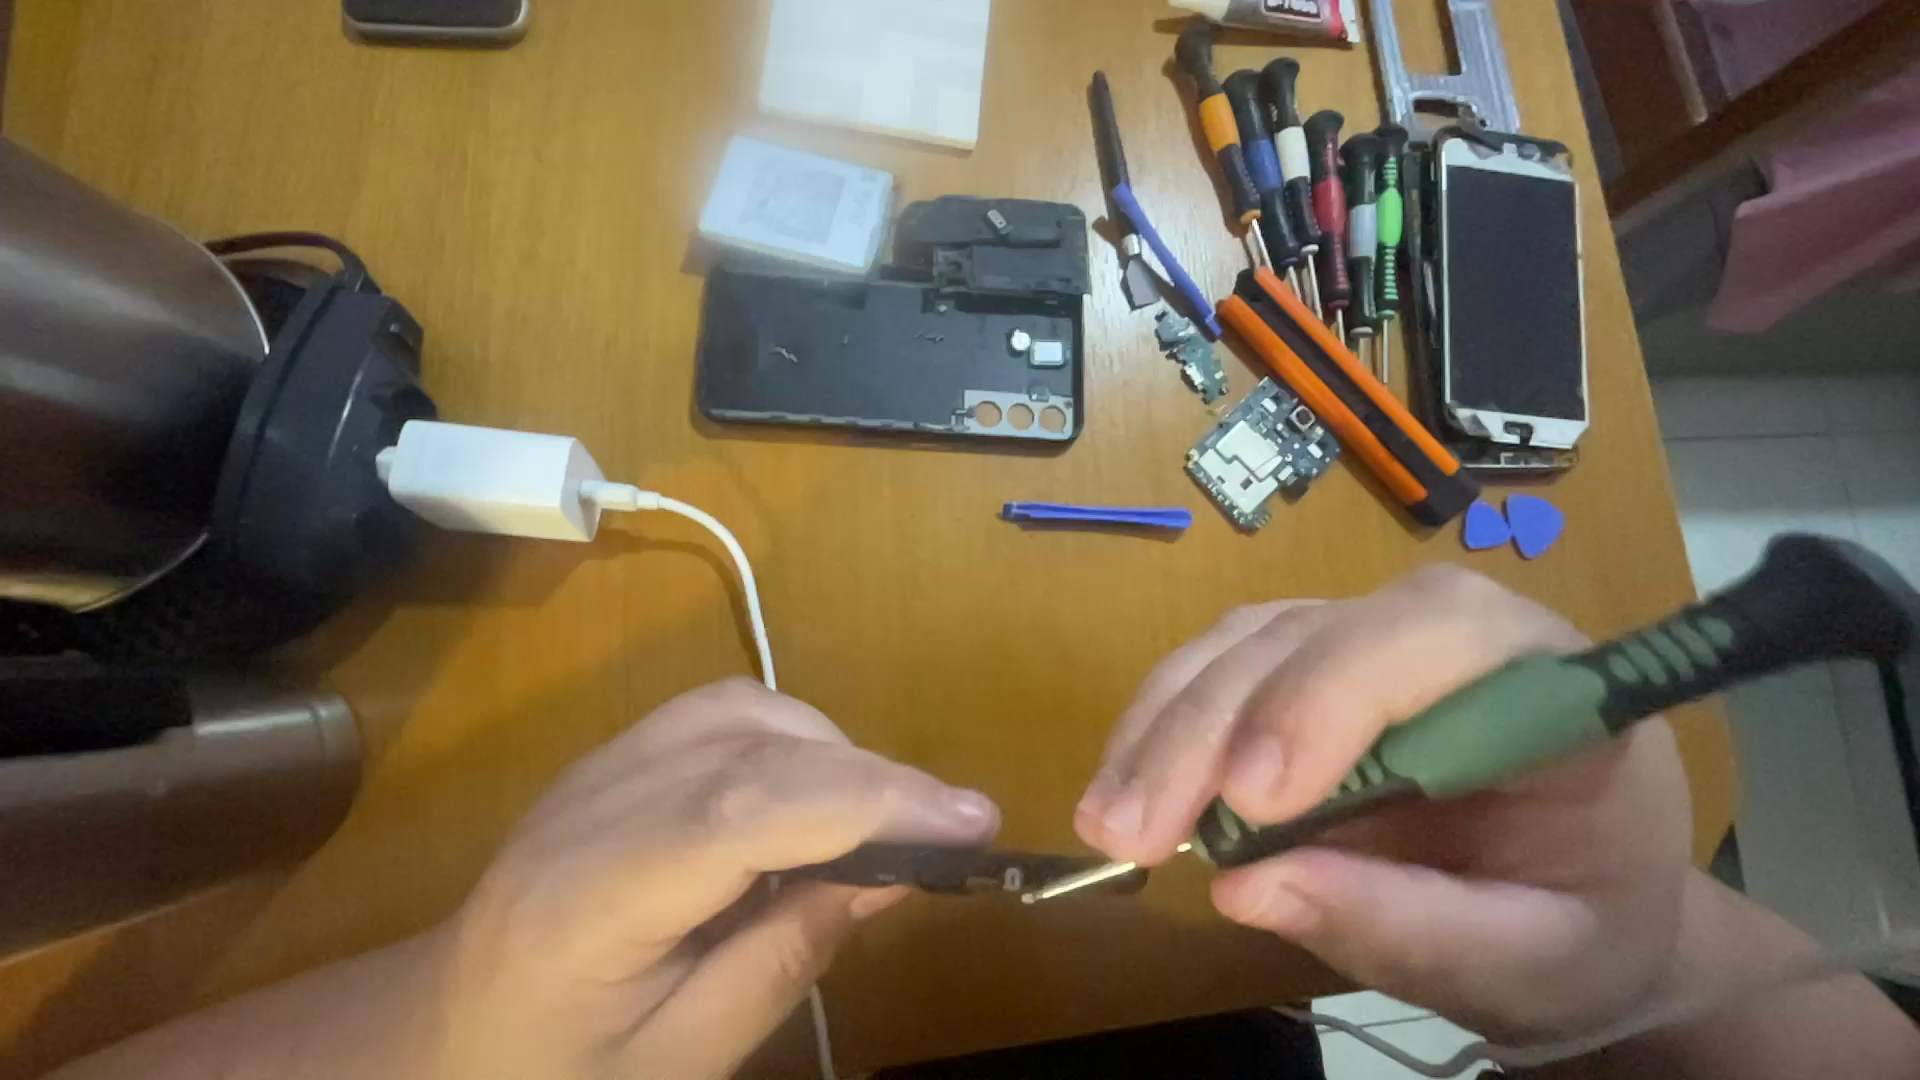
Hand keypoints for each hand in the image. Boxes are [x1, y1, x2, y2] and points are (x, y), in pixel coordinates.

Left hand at [435, 678, 999, 1078]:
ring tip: (882, 817)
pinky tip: (815, 787)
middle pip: (756, 747)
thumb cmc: (551, 1073)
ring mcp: (601, 761)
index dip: (868, 800)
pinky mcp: (619, 750)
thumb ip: (784, 960)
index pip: (745, 811)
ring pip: (749, 710)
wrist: (433, 1035)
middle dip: (875, 777)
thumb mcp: (675, 1062)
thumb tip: (892, 875)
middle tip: (956, 824)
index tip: (969, 821)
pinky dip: (796, 736)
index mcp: (589, 897)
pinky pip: (727, 711)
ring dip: (837, 753)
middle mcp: (593, 801)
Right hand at [1073, 566, 1692, 1041]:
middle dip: (1207, 734)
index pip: (1429, 636)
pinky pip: (1204, 668)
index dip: (1328, 699)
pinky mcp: (1286, 659)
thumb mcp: (1527, 959)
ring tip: (1109, 823)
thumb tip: (1244, 889)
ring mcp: (1347, 635)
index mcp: (1539, 677)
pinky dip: (1153, 727)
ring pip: (1233, 648)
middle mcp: (1431, 628)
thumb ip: (1406, 925)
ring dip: (1160, 731)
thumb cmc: (1572, 922)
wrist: (1554, 891)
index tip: (1251, 802)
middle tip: (1133, 833)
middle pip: (1299, 642)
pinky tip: (1120, 784)